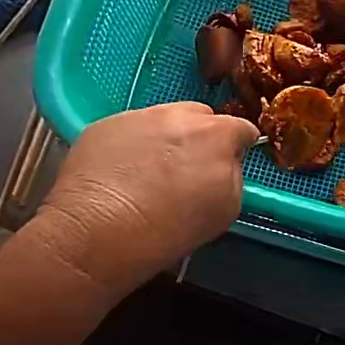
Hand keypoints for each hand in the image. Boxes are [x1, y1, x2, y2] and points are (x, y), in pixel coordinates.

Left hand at [26, 102, 257, 289]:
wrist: (102, 230)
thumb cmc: (173, 226)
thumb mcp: (228, 207)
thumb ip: (233, 174)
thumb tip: (225, 163)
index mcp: (217, 134)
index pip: (242, 128)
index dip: (238, 147)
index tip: (229, 164)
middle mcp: (180, 115)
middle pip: (202, 116)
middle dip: (202, 137)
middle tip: (189, 168)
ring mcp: (139, 116)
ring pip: (164, 119)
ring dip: (166, 139)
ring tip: (151, 172)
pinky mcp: (105, 125)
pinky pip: (130, 129)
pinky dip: (133, 145)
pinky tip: (123, 174)